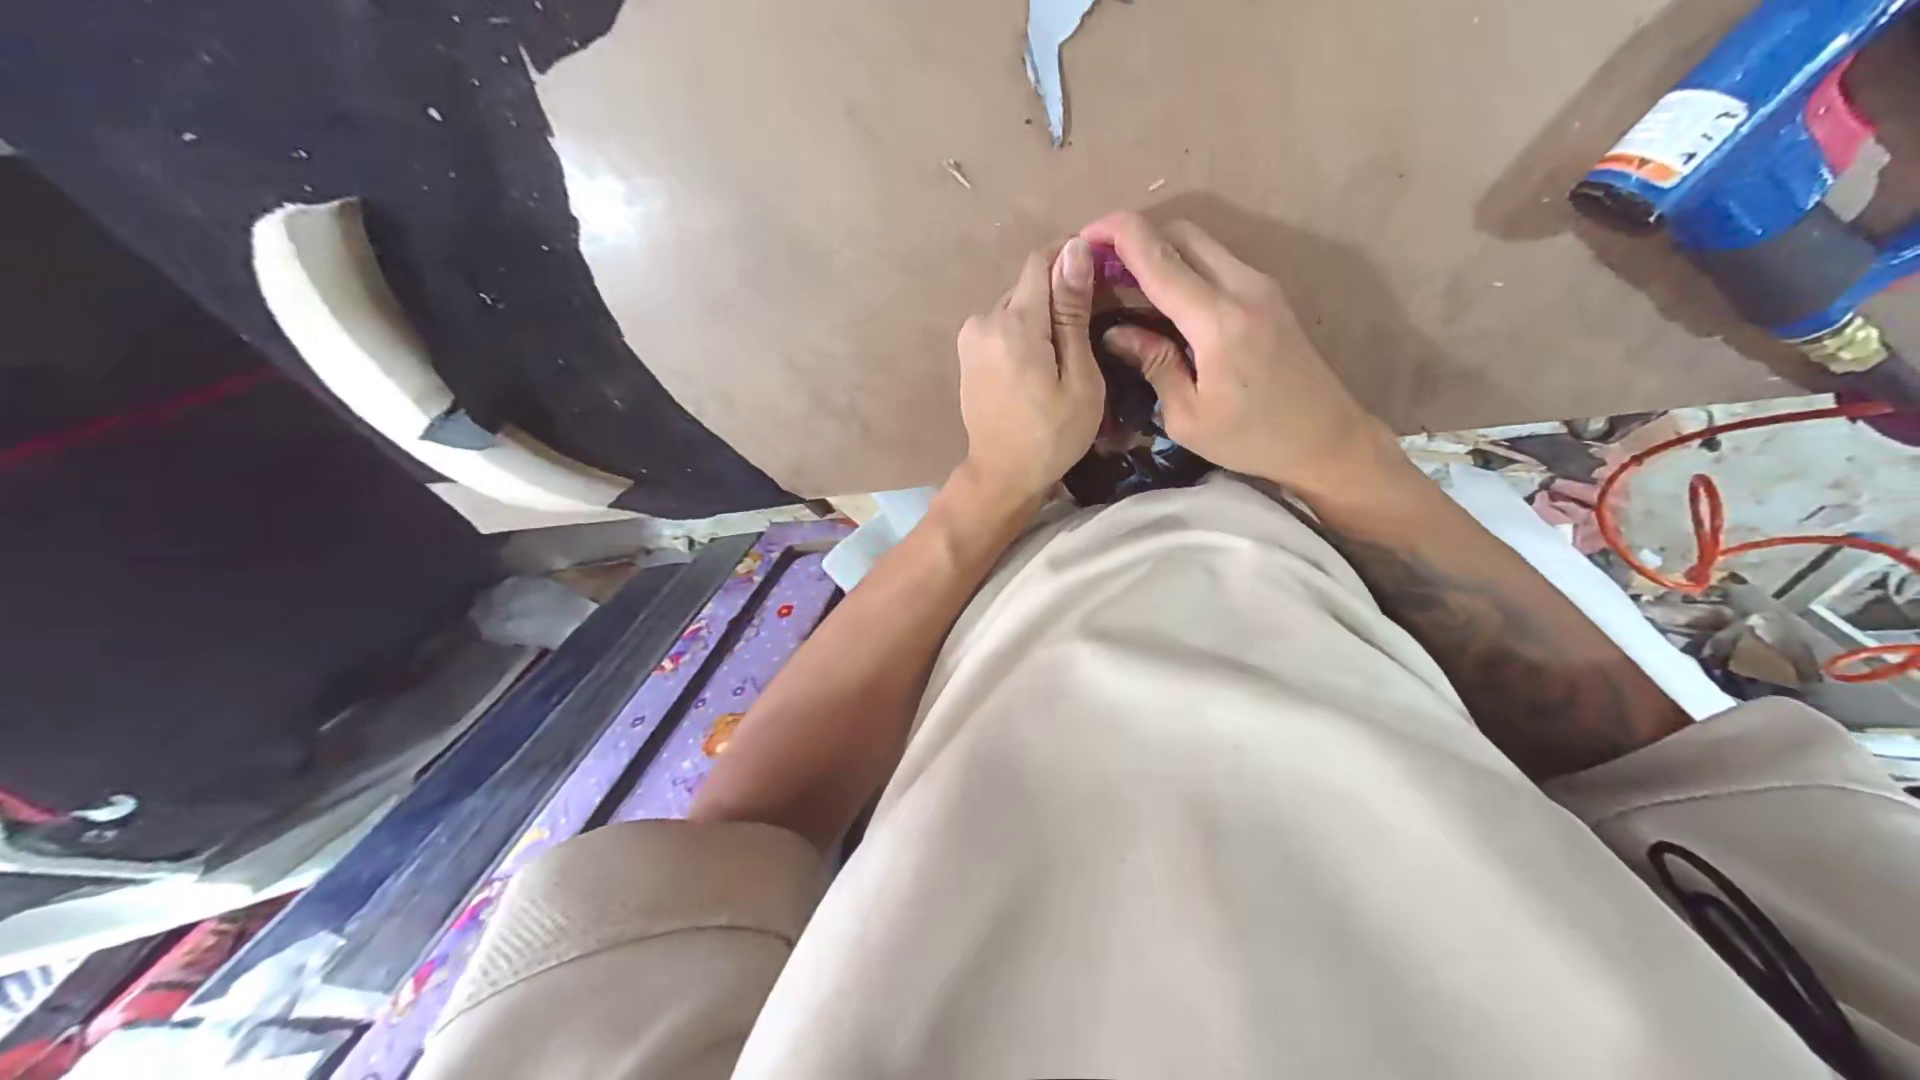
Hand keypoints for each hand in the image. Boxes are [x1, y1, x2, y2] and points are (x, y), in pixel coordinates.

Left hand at [954, 237, 1106, 503]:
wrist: (1003, 475)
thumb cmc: (1052, 434)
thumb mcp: (1079, 377)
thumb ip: (1073, 311)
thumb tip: (1075, 248)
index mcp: (1014, 323)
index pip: (1042, 260)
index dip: (1072, 260)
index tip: (1100, 278)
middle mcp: (984, 320)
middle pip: (1028, 285)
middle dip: (1059, 296)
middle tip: (1090, 329)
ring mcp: (970, 338)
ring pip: (1015, 306)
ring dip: (1041, 318)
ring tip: (1066, 353)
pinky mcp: (966, 354)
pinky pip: (1002, 327)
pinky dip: (1023, 335)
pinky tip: (1040, 365)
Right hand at [1080, 212, 1398, 495]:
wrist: (1326, 438)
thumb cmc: (1251, 439)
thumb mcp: (1187, 416)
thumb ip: (1154, 364)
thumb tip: (1116, 332)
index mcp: (1218, 321)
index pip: (1159, 258)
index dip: (1117, 235)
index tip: (1082, 236)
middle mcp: (1243, 288)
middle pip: (1181, 233)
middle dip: (1135, 237)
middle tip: (1099, 266)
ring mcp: (1261, 286)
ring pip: (1200, 243)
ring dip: (1159, 251)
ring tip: (1123, 283)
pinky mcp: (1268, 295)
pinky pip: (1216, 262)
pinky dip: (1182, 266)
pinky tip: (1160, 297)